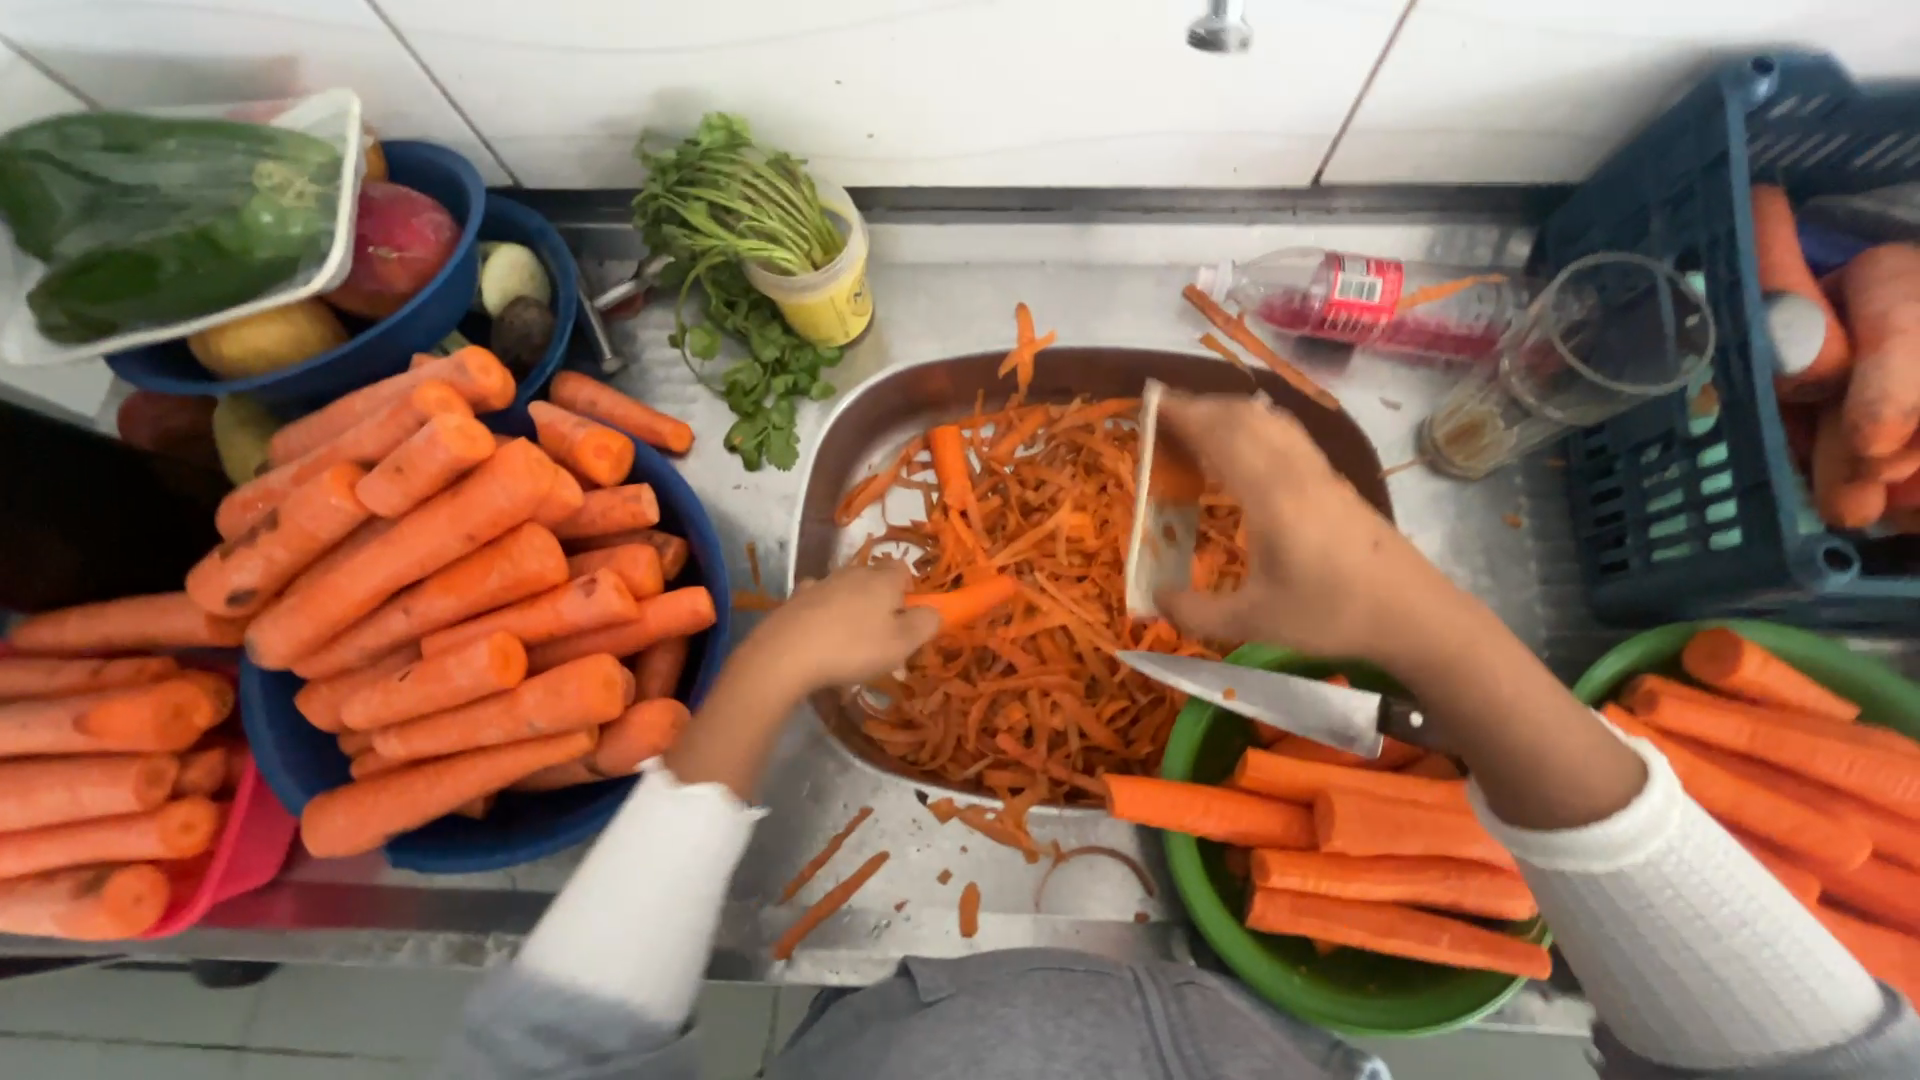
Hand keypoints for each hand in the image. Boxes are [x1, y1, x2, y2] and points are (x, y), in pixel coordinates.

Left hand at [735, 561, 940, 697]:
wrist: (786, 653)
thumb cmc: (854, 648)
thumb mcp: (902, 643)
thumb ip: (926, 623)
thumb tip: (933, 611)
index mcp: (883, 579)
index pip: (902, 569)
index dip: (908, 590)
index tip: (905, 616)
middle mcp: (852, 573)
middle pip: (873, 578)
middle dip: (880, 601)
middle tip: (881, 635)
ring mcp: (821, 583)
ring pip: (845, 590)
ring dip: (851, 609)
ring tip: (850, 643)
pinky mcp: (795, 600)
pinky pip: (818, 602)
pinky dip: (823, 615)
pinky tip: (820, 636)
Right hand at [1152, 391, 1460, 665]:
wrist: (1414, 615)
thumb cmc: (1332, 615)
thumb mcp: (1253, 622)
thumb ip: (1196, 613)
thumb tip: (1155, 598)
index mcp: (1271, 496)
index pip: (1221, 435)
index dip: (1184, 414)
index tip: (1150, 403)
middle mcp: (1295, 472)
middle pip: (1244, 416)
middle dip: (1201, 406)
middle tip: (1164, 414)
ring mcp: (1320, 473)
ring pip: (1270, 420)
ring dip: (1230, 412)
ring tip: (1198, 424)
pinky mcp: (1335, 482)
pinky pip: (1287, 434)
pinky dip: (1255, 426)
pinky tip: (1246, 448)